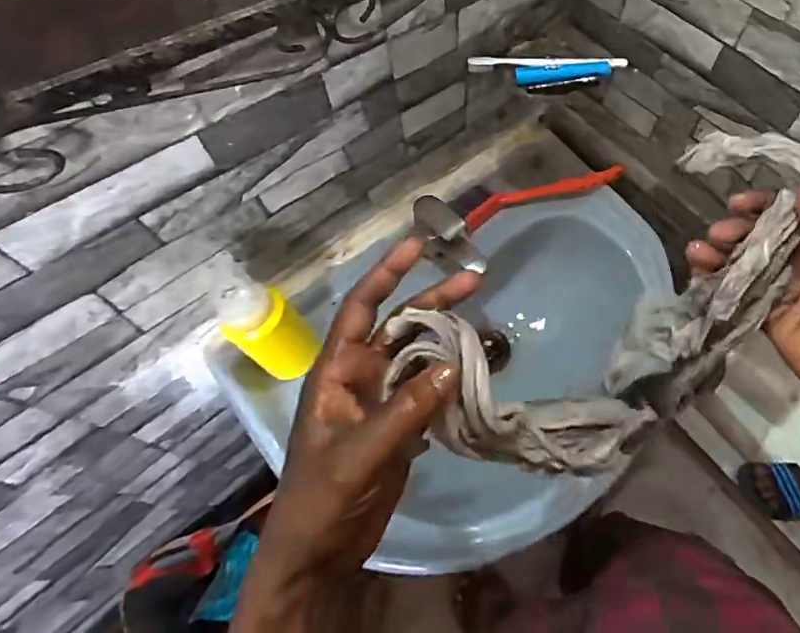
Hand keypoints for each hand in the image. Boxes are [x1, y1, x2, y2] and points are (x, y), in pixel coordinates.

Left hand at [237, 236, 479, 630]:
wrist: (319, 555)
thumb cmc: (321, 498)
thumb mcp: (359, 453)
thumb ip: (404, 410)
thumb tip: (452, 365)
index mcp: (337, 369)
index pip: (362, 306)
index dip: (388, 272)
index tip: (418, 244)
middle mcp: (361, 373)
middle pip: (400, 323)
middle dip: (434, 299)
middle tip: (474, 279)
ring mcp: (382, 397)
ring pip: (418, 352)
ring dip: (446, 336)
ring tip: (480, 322)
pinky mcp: (400, 421)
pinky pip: (429, 385)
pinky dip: (450, 374)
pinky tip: (474, 367)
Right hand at [688, 188, 799, 414]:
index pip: (788, 214)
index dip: (762, 205)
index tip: (738, 203)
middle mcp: (798, 262)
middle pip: (760, 235)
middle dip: (735, 230)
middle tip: (718, 234)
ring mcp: (779, 288)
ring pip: (743, 261)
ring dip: (719, 252)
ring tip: (697, 252)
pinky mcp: (764, 314)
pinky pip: (736, 291)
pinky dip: (715, 280)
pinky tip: (697, 273)